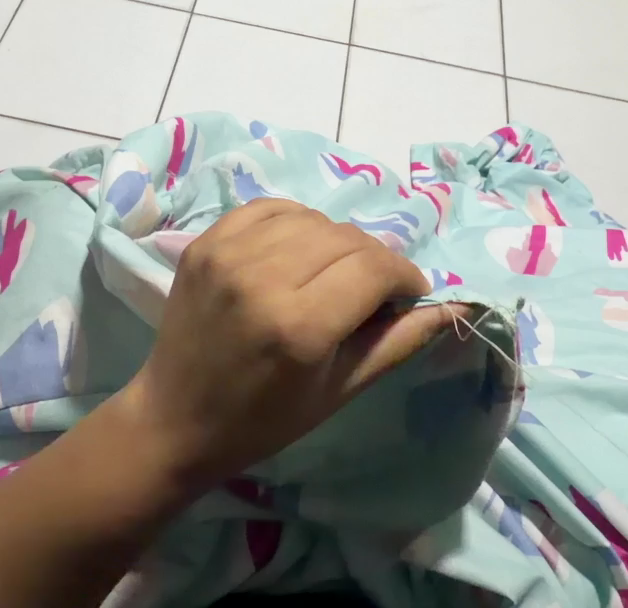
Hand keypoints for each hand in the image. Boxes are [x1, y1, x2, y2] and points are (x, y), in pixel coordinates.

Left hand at [112, 199, 452, 486]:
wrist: (174, 418)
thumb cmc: (264, 419)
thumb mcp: (339, 391)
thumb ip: (398, 341)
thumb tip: (453, 305)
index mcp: (300, 326)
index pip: (375, 268)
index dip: (404, 276)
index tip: (409, 294)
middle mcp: (263, 277)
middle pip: (347, 239)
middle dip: (374, 260)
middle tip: (374, 289)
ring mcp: (228, 253)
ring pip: (312, 218)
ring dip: (335, 241)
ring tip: (332, 271)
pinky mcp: (205, 241)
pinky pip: (270, 208)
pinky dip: (295, 222)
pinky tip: (297, 249)